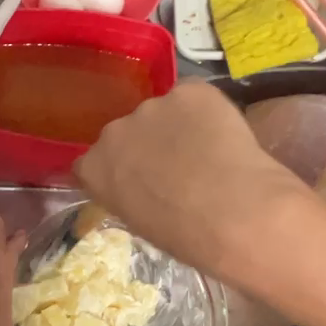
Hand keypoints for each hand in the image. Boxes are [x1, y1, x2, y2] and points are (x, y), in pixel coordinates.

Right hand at [75, 81, 319, 270]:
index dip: (119, 167)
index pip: (93, 160)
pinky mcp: (189, 91)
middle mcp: (114, 131)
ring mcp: (151, 107)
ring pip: (164, 112)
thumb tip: (145, 188)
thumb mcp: (141, 222)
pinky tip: (225, 136)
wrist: (232, 212)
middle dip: (147, 143)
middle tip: (177, 166)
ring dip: (178, 127)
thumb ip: (130, 194)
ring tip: (208, 152)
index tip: (139, 179)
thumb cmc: (185, 235)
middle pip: (127, 131)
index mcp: (94, 168)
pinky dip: (208, 112)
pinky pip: (195, 97)